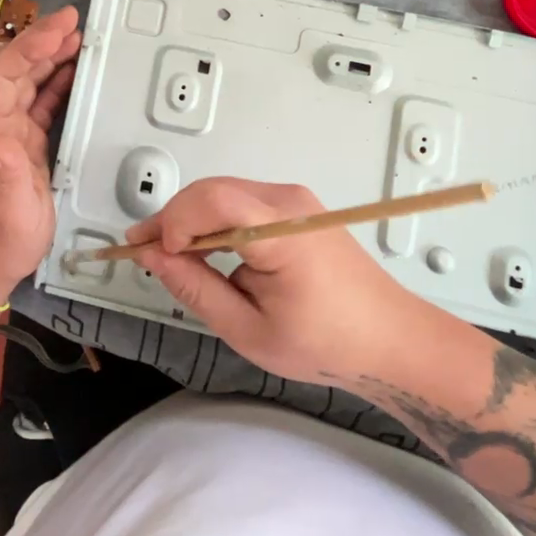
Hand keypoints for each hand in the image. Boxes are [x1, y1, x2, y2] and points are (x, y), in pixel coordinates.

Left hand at [0, 7, 81, 306]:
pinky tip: (71, 74)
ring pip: (27, 82)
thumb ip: (6, 175)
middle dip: (42, 41)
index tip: (58, 27)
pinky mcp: (22, 146)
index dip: (30, 46)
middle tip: (73, 21)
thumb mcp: (7, 211)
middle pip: (15, 69)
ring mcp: (7, 134)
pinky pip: (38, 103)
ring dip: (50, 58)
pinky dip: (55, 83)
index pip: (5, 74)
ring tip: (77, 39)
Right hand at [129, 178, 421, 385]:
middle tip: (143, 251)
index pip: (213, 202)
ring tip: (165, 253)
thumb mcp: (249, 330)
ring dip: (190, 219)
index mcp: (283, 233)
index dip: (174, 221)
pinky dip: (212, 220)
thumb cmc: (326, 344)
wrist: (391, 341)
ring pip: (221, 193)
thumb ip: (196, 289)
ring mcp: (294, 200)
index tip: (152, 255)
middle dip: (172, 219)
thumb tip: (153, 257)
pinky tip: (200, 248)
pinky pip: (239, 201)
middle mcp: (288, 202)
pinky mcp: (295, 207)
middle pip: (212, 191)